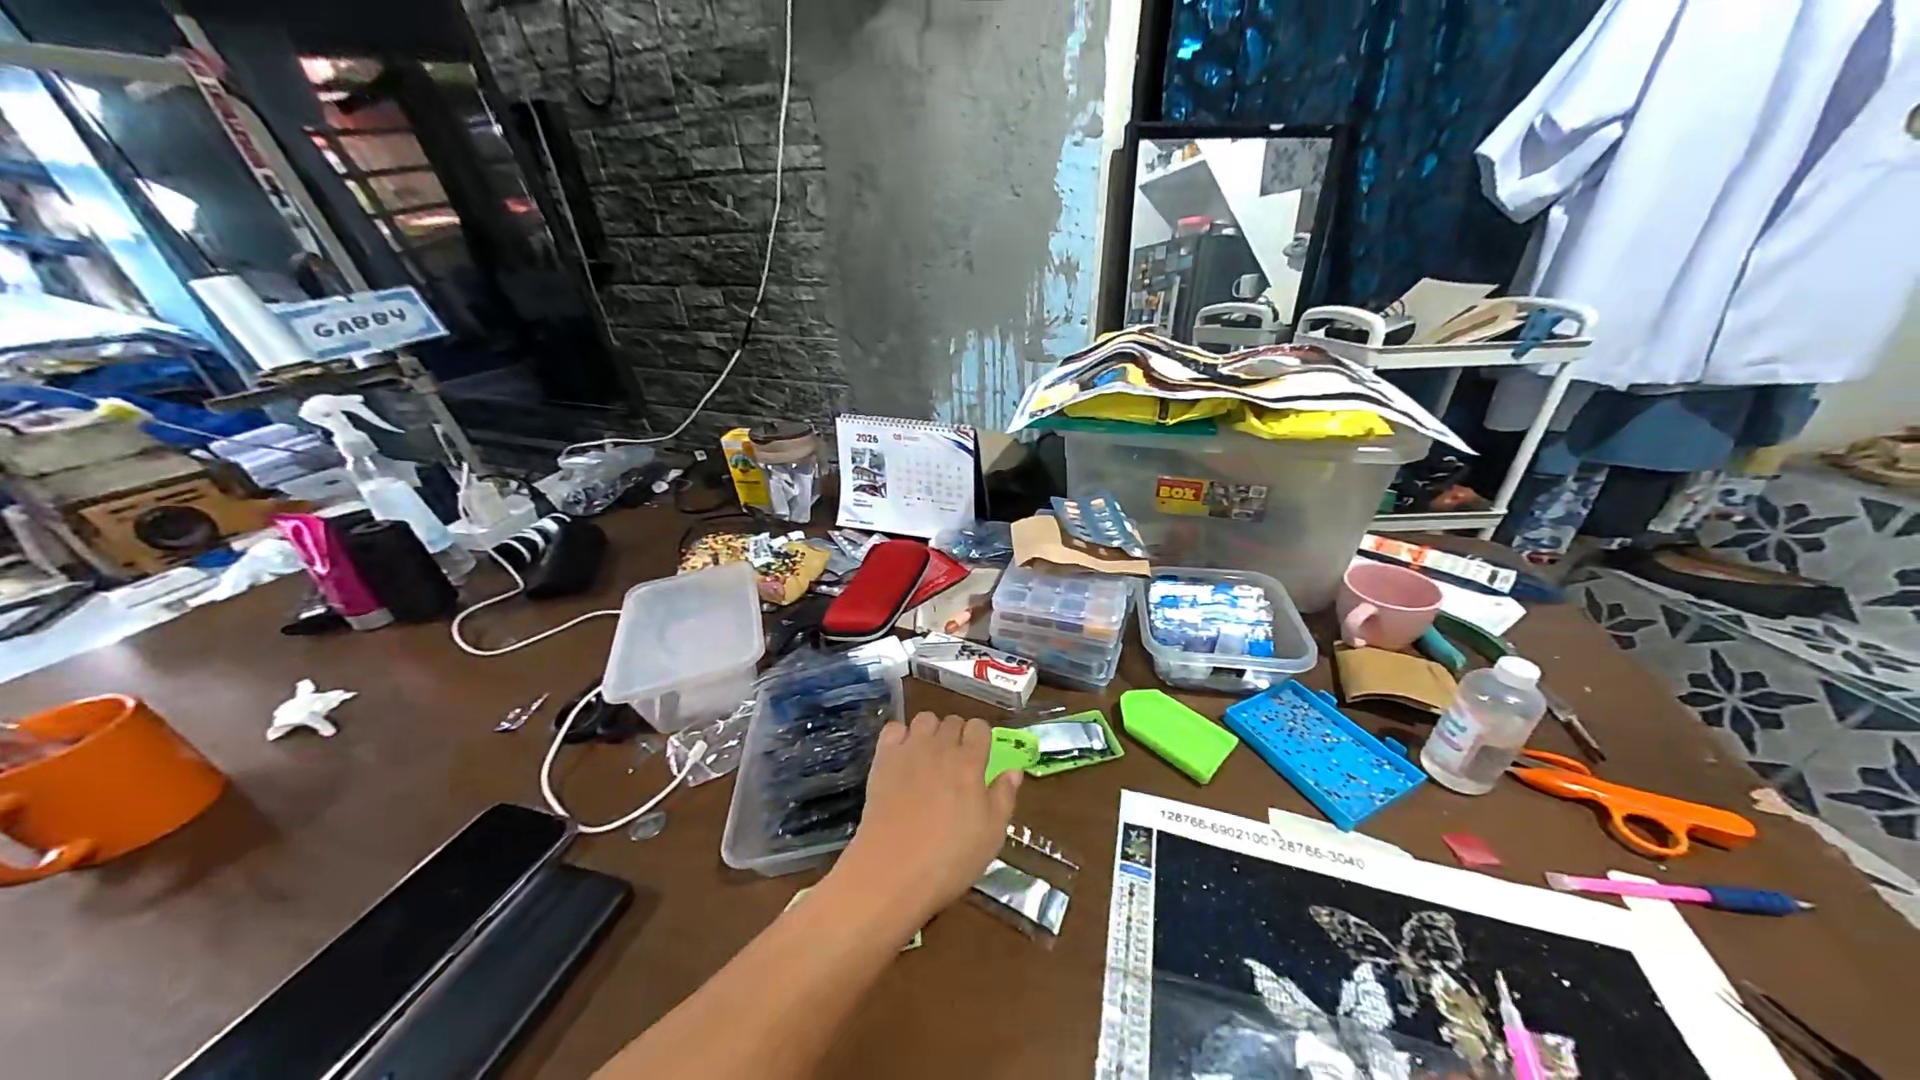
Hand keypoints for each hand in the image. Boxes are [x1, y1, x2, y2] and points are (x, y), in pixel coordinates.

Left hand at [827, 712, 1020, 925]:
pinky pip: (893, 729)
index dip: (982, 739)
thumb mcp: (991, 834)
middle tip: (956, 763)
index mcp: (970, 762)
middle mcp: (940, 747)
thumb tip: (1014, 770)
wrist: (893, 871)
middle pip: (952, 721)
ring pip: (924, 719)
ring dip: (931, 731)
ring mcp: (909, 750)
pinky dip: (900, 736)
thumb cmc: (950, 858)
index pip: (980, 727)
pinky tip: (904, 757)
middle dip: (958, 735)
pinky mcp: (882, 759)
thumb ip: (1004, 796)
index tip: (980, 758)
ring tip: (930, 756)